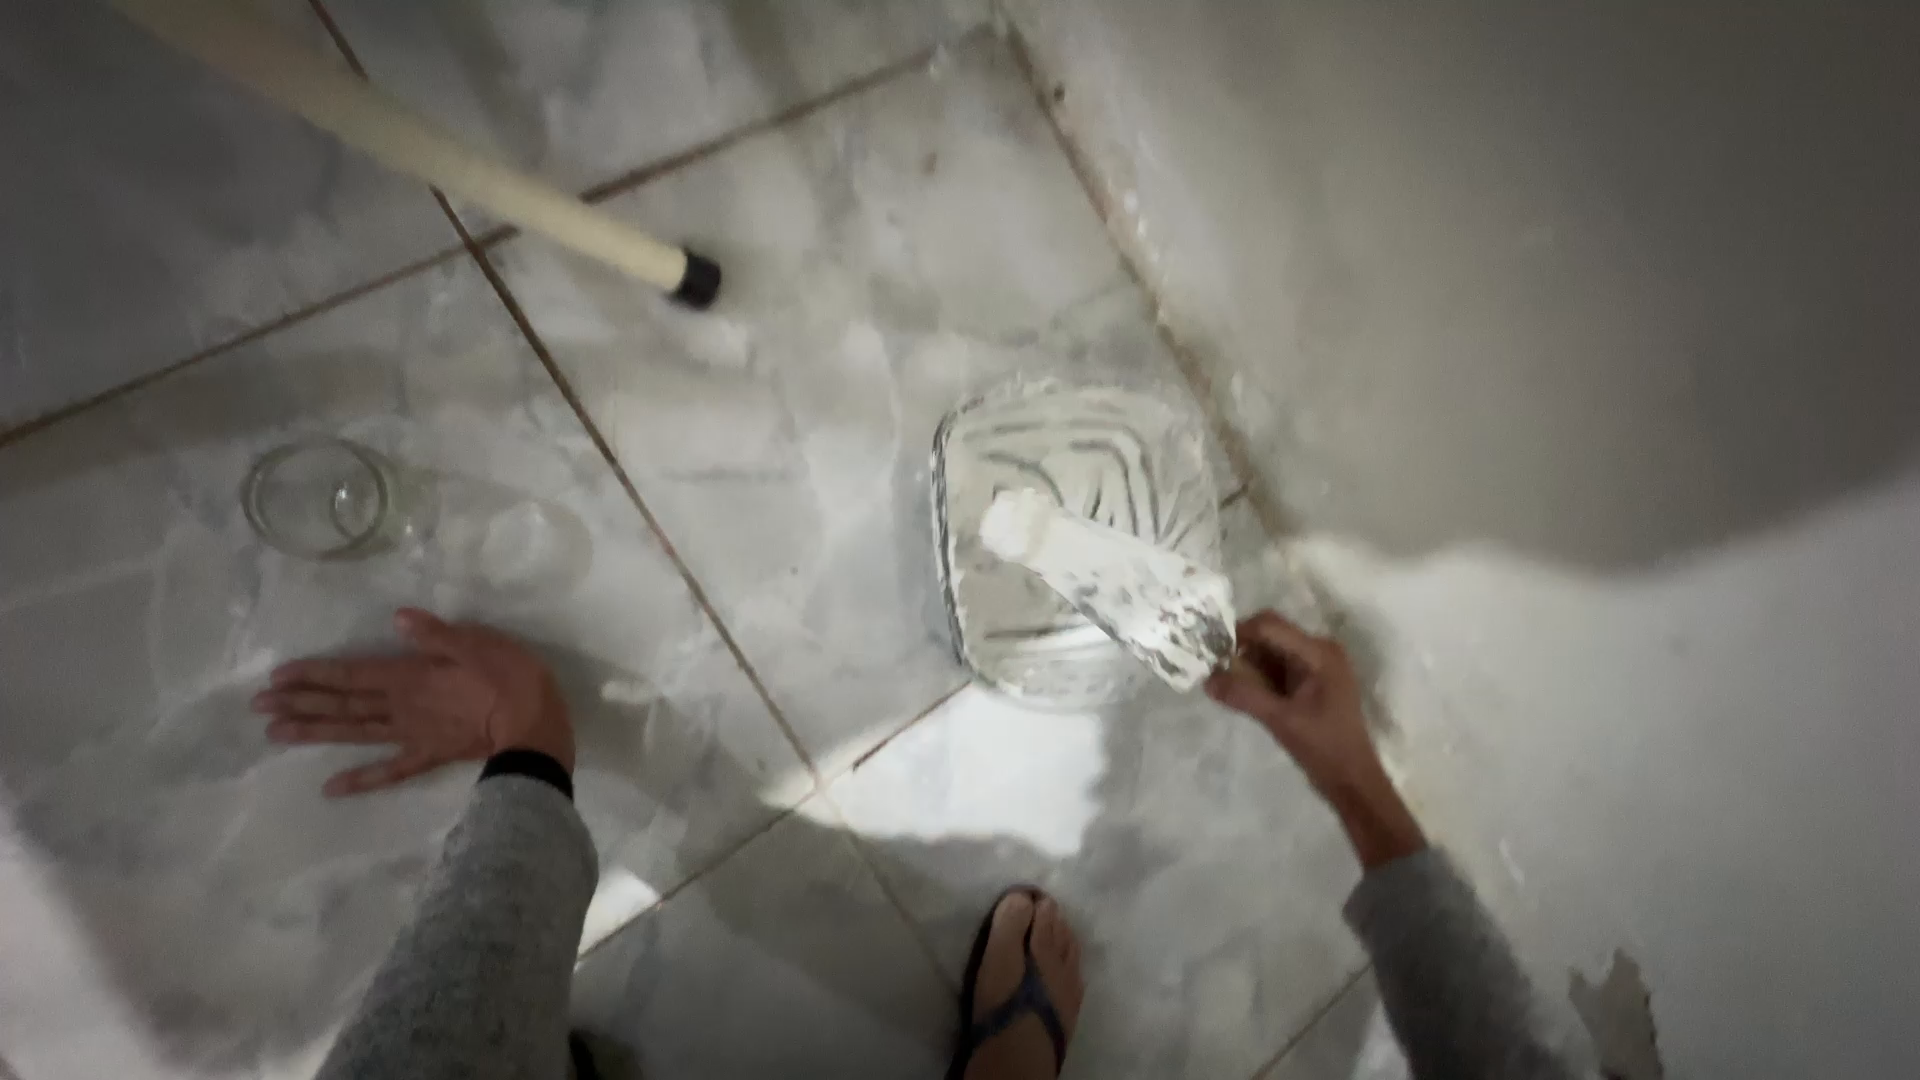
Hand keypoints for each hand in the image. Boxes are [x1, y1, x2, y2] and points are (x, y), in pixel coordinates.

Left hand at [252, 608, 573, 796]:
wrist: (533, 728)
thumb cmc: (512, 679)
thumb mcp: (481, 644)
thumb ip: (438, 635)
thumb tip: (396, 619)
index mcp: (412, 677)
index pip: (355, 673)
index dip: (316, 673)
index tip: (277, 675)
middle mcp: (402, 707)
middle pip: (345, 704)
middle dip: (301, 702)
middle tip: (257, 706)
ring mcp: (413, 735)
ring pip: (356, 733)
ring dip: (315, 732)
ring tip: (275, 734)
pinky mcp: (431, 755)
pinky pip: (390, 771)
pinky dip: (360, 780)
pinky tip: (331, 788)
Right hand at [1205, 610, 1425, 866]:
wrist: (1353, 781)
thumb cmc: (1323, 747)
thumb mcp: (1280, 720)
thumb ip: (1243, 695)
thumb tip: (1206, 680)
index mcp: (1319, 652)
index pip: (1268, 626)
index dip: (1236, 633)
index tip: (1209, 652)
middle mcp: (1319, 650)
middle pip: (1268, 633)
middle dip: (1239, 648)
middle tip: (1213, 667)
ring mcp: (1315, 665)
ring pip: (1268, 649)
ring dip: (1245, 662)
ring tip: (1222, 680)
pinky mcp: (1309, 680)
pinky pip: (1275, 665)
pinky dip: (1255, 674)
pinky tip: (1240, 690)